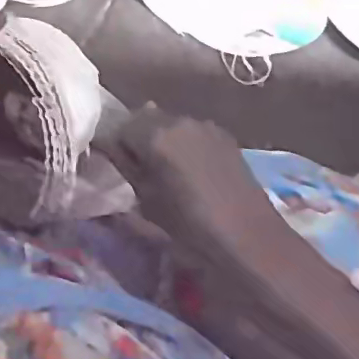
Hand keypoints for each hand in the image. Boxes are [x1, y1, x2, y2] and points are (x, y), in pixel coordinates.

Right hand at [104, 106, 289, 272]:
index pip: (116, 127)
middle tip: (139, 166)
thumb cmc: (189, 224)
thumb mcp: (144, 197)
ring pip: (167, 123)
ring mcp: (203, 125)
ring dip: (160, 139)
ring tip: (167, 168)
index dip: (113, 146)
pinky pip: (190, 131)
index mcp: (152, 133)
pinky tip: (191, 168)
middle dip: (136, 137)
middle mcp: (177, 119)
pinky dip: (183, 143)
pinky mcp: (224, 135)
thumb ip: (124, 163)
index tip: (116, 165)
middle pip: (141, 118)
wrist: (250, 239)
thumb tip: (108, 145)